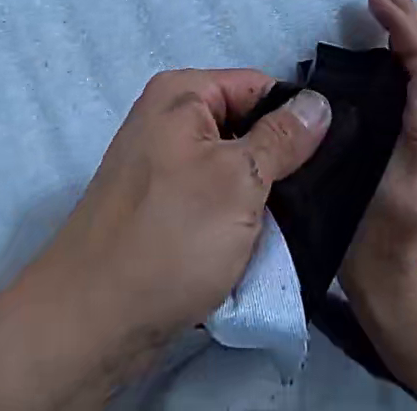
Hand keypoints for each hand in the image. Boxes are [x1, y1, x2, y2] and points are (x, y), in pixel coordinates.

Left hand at [0, 69, 330, 410]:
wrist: (84, 330)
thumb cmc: (167, 240)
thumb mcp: (240, 181)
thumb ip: (284, 137)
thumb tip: (321, 102)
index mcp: (183, 94)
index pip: (262, 86)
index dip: (297, 117)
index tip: (332, 153)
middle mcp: (170, 119)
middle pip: (249, 124)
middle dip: (281, 159)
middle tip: (316, 192)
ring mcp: (164, 166)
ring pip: (236, 165)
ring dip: (262, 193)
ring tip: (295, 219)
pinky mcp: (163, 207)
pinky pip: (215, 195)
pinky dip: (239, 215)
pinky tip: (260, 239)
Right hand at [342, 0, 416, 303]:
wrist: (383, 272)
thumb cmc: (386, 232)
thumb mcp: (404, 189)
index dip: (404, 24)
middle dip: (407, 14)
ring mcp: (412, 121)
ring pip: (415, 61)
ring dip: (401, 26)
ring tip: (379, 2)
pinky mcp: (396, 129)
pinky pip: (399, 77)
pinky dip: (390, 49)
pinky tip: (374, 43)